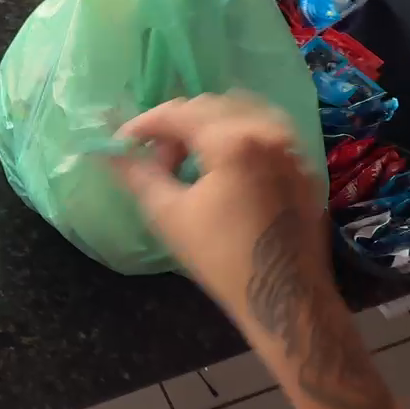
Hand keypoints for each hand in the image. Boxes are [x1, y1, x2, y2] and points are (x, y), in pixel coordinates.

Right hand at [112, 94, 327, 322]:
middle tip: (153, 158)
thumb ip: (136, 173)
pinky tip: (219, 169)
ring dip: (205, 128)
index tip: (121, 144)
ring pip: (237, 114)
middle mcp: (266, 132)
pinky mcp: (302, 166)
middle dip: (174, 127)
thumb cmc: (222, 257)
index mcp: (232, 140)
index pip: (176, 114)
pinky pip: (263, 132)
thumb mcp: (168, 214)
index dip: (142, 125)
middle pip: (207, 108)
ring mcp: (290, 148)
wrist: (287, 300)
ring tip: (186, 161)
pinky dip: (234, 137)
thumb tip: (107, 151)